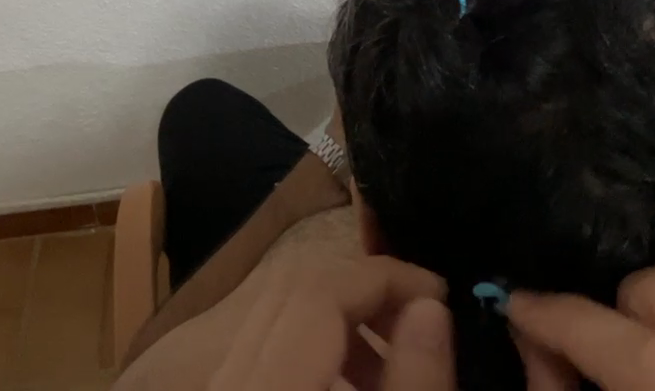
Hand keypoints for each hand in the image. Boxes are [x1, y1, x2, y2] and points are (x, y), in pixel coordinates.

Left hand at [207, 251, 455, 389]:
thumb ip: (412, 384)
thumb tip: (430, 304)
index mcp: (267, 384)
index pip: (321, 289)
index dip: (386, 276)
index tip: (440, 293)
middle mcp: (227, 371)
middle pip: (293, 289)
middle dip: (363, 289)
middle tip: (421, 319)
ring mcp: (214, 378)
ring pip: (271, 311)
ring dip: (335, 316)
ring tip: (389, 361)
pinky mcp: (215, 387)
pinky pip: (256, 343)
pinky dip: (305, 344)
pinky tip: (346, 381)